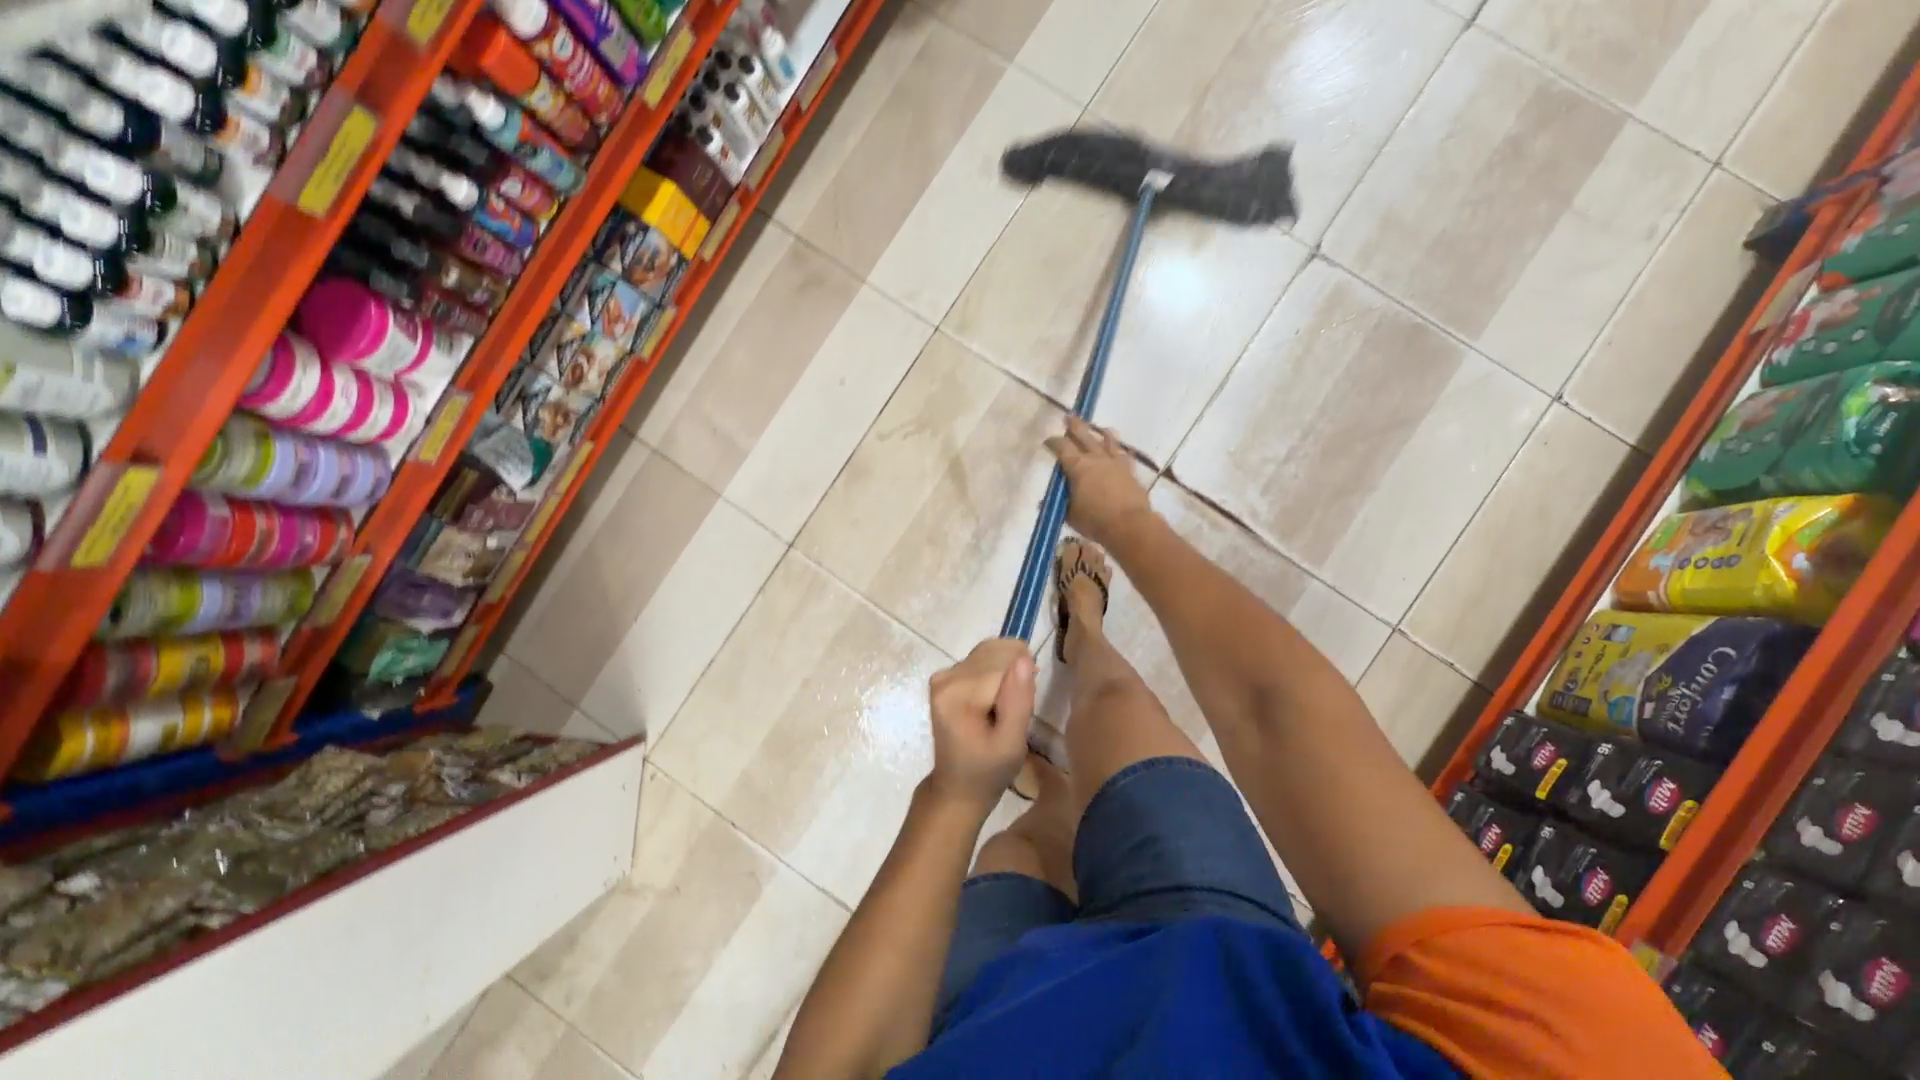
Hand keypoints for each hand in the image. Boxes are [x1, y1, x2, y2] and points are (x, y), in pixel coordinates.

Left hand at [927, 639, 1036, 806]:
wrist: (957, 787)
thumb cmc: (988, 771)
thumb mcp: (1011, 744)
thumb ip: (1018, 700)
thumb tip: (1024, 657)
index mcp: (958, 695)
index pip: (1005, 663)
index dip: (1023, 683)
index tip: (1021, 710)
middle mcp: (945, 677)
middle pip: (998, 652)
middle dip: (1014, 676)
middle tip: (1012, 712)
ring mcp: (943, 675)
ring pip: (992, 652)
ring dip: (1006, 675)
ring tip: (1003, 709)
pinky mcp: (944, 675)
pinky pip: (983, 659)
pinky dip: (996, 675)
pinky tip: (993, 703)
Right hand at [1044, 416, 1152, 547]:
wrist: (1129, 525)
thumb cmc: (1095, 520)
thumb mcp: (1070, 514)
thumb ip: (1061, 504)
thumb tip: (1045, 502)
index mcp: (1078, 466)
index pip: (1062, 448)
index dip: (1053, 442)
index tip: (1048, 442)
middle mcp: (1096, 459)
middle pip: (1084, 436)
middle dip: (1075, 426)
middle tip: (1069, 417)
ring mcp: (1115, 464)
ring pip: (1109, 442)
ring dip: (1104, 434)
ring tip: (1103, 429)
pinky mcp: (1130, 472)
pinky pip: (1125, 457)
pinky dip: (1122, 453)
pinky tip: (1124, 452)